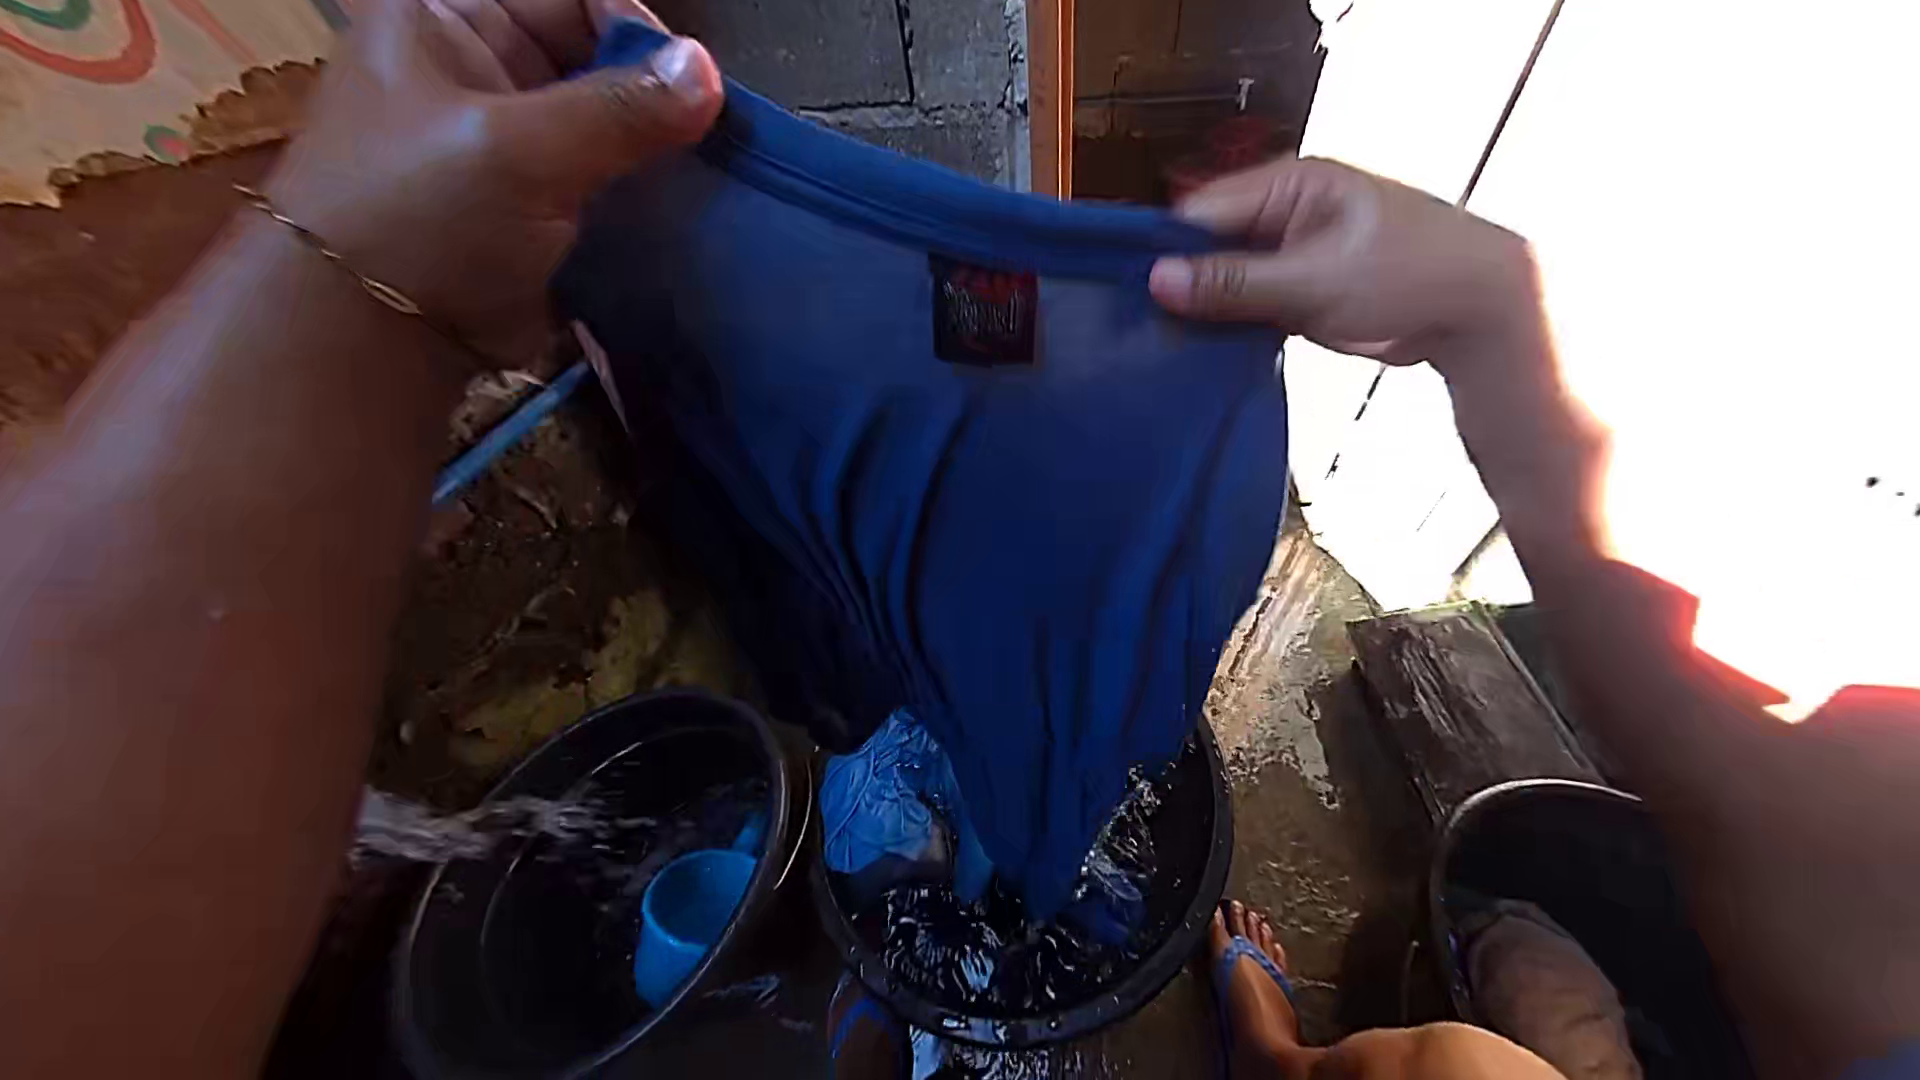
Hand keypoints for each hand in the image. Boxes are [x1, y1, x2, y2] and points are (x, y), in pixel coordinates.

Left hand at [266, 0, 722, 366]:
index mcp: (458, 21)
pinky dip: (653, 204)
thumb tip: (710, 71)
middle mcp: (498, 76)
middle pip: (602, 65)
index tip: (697, 94)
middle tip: (715, 151)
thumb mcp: (518, 152)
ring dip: (664, 161)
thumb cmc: (429, 219)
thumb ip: (616, 112)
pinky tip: (687, 221)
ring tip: (711, 190)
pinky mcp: (556, 211)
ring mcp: (530, 150)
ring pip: (618, 134)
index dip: (638, 33)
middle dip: (660, 104)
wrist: (390, 334)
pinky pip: (618, 190)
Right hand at [1148, 156, 1542, 378]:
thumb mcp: (1313, 279)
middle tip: (1141, 324)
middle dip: (1179, 284)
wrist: (1474, 312)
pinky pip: (1239, 306)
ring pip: (1219, 281)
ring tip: (1161, 340)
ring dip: (1199, 310)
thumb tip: (1159, 279)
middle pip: (1206, 247)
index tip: (1131, 289)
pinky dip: (1222, 326)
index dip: (1164, 249)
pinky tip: (1199, 349)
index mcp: (1289, 185)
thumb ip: (1233, 283)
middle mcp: (1281, 214)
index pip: (1202, 211)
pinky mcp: (1288, 291)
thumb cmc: (1410, 275)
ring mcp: (1284, 255)